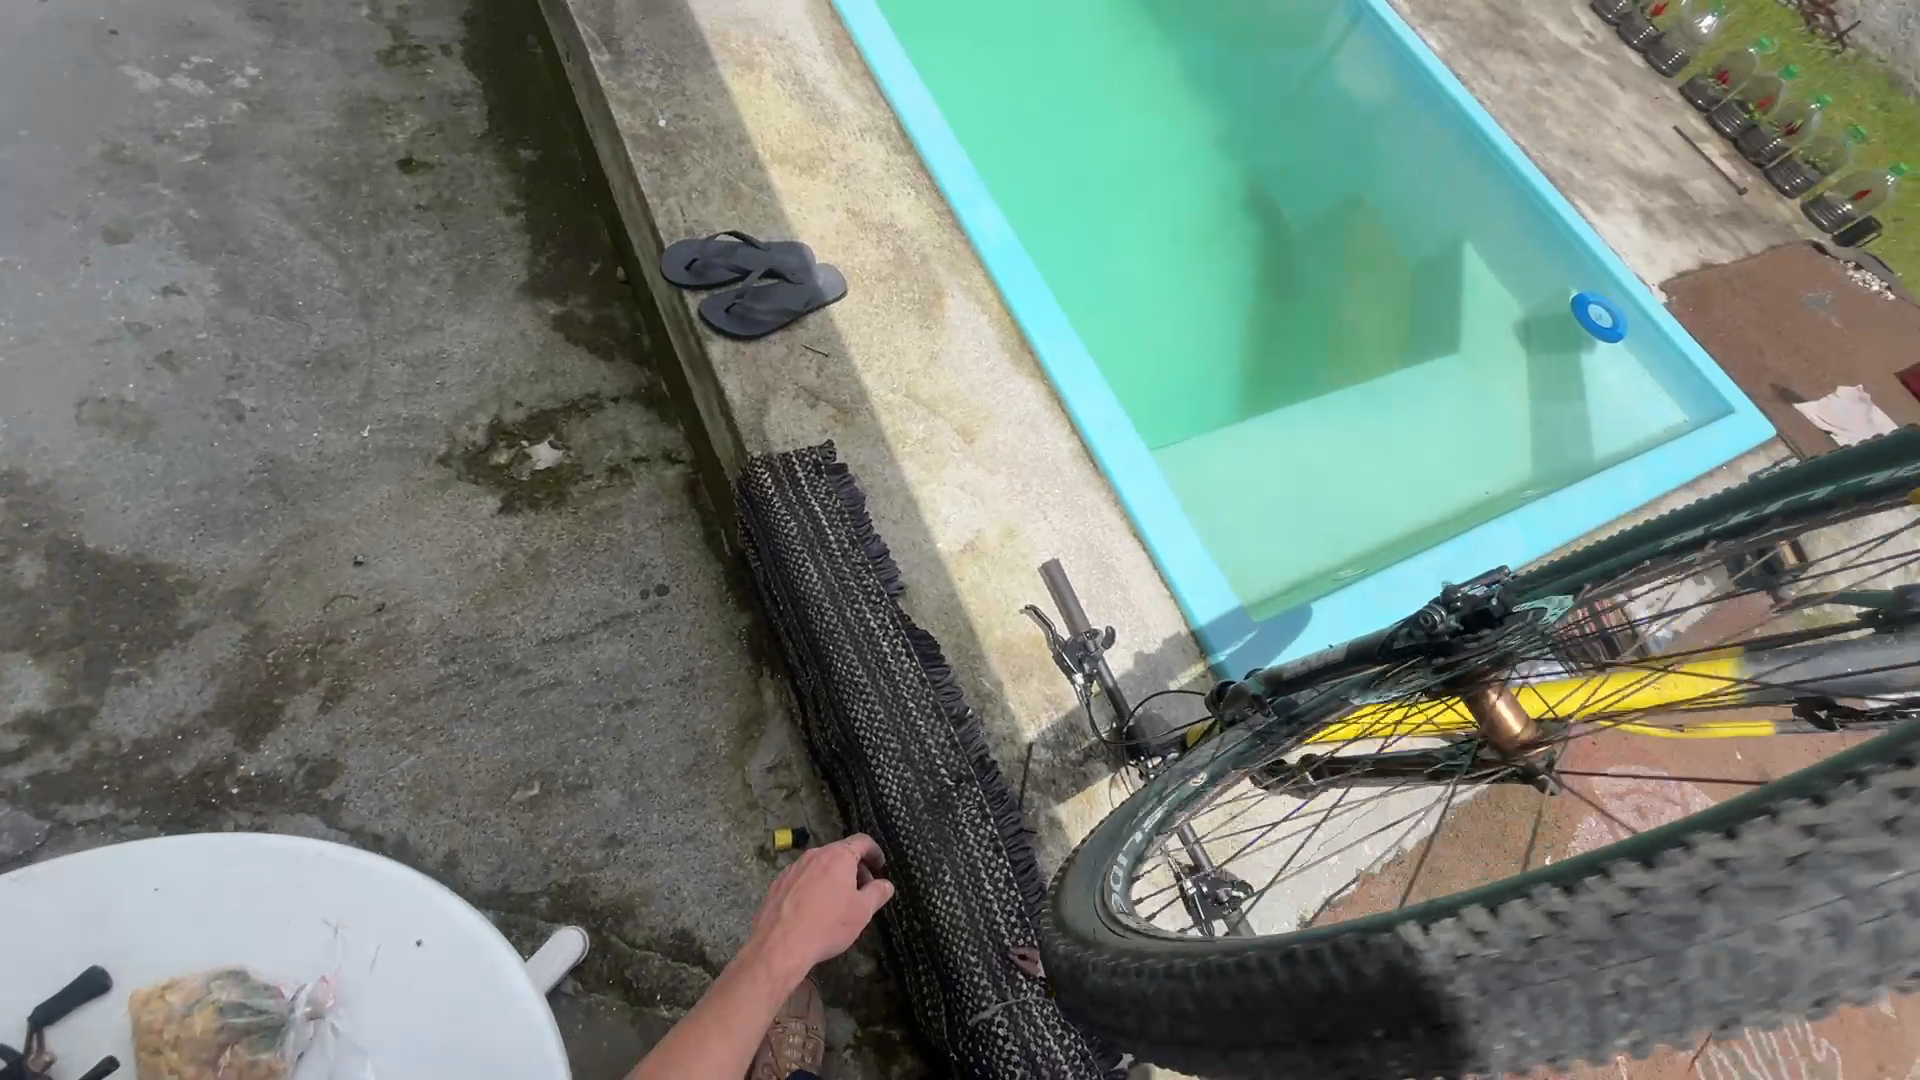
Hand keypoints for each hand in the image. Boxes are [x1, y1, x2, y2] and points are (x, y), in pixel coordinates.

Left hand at [742, 834, 894, 983]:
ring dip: (833, 878)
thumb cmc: (827, 925)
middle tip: (862, 891)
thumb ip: (877, 893)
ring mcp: (793, 868)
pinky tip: (812, 911)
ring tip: (837, 904)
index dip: (875, 852)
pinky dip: (813, 887)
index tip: (880, 866)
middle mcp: (814, 855)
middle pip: (840, 853)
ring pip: (819, 866)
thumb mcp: (862, 912)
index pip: (862, 841)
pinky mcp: (777, 884)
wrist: (779, 947)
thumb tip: (886, 884)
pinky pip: (802, 879)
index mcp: (838, 856)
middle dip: (855, 869)